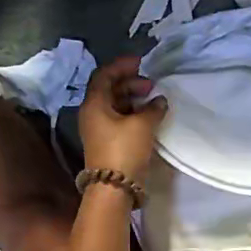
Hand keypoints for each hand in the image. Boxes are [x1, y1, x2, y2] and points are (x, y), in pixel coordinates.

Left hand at [80, 58, 167, 180]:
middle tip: (150, 85)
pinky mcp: (104, 142)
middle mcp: (91, 113)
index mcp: (94, 103)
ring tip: (151, 101)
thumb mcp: (142, 125)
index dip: (122, 66)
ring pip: (113, 105)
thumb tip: (159, 100)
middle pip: (108, 89)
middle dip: (129, 83)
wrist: (113, 188)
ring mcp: (96, 129)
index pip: (104, 75)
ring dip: (132, 99)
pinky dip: (131, 113)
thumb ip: (153, 108)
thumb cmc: (124, 150)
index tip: (141, 63)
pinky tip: (146, 117)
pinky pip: (116, 119)